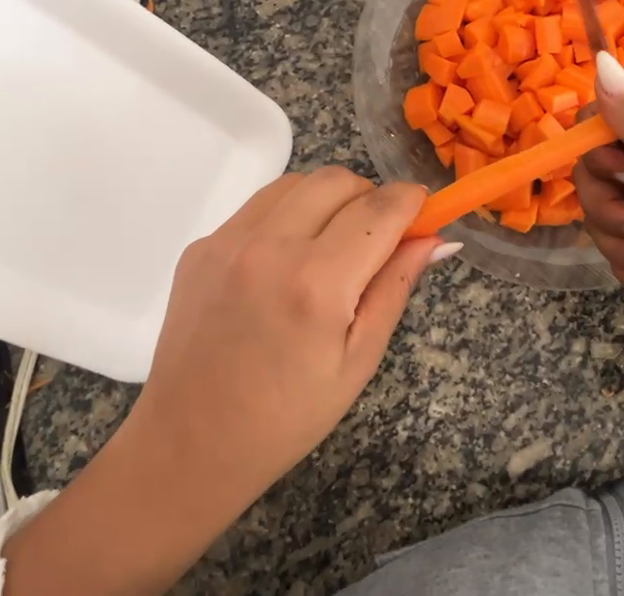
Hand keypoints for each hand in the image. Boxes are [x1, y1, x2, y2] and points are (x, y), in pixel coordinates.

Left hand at [128, 168, 457, 502]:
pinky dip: (285, 218)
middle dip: (368, 198)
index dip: (411, 200)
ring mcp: (227, 241)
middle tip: (375, 238)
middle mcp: (269, 247)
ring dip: (325, 200)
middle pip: (337, 181)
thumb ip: (396, 287)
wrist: (189, 442)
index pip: (379, 209)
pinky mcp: (201, 246)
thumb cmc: (286, 417)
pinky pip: (257, 207)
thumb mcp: (358, 360)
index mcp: (316, 283)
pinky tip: (283, 264)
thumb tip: (434, 238)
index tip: (424, 208)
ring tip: (329, 247)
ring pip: (295, 183)